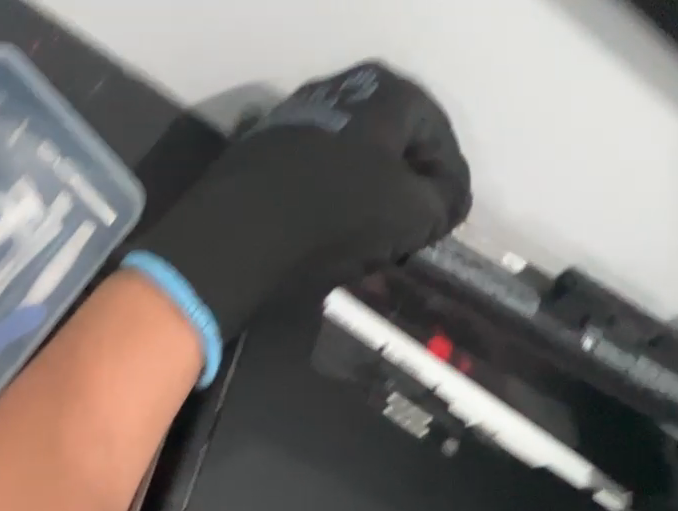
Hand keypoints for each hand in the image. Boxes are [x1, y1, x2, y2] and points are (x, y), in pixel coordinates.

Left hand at [131, 61, 471, 342]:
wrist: (231, 242)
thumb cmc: (334, 219)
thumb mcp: (413, 216)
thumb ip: (443, 204)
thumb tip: (443, 204)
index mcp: (384, 93)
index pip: (436, 139)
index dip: (445, 188)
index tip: (439, 227)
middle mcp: (334, 96)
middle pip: (385, 152)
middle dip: (397, 197)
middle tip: (401, 241)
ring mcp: (286, 128)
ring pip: (341, 171)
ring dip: (356, 208)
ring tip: (359, 251)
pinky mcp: (250, 164)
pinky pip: (301, 189)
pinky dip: (316, 213)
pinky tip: (316, 246)